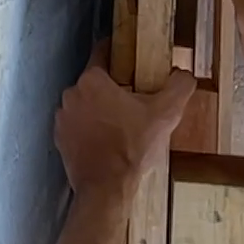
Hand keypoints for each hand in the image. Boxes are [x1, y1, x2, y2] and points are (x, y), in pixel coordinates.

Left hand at [53, 44, 195, 197]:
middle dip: (111, 87)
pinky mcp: (59, 138)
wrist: (106, 190)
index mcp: (92, 79)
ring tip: (120, 125)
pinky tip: (105, 141)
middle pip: (95, 81)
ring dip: (98, 109)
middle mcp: (72, 92)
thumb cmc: (133, 148)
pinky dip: (87, 129)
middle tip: (132, 102)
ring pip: (85, 102)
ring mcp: (62, 117)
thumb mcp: (165, 115)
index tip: (131, 62)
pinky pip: (76, 124)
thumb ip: (179, 87)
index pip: (103, 52)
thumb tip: (184, 74)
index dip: (119, 54)